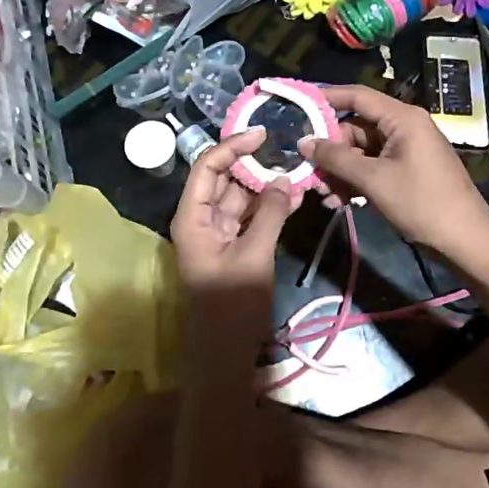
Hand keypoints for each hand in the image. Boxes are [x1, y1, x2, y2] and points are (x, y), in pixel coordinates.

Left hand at [171, 127, 296, 311]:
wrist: (225, 353)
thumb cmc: (231, 305)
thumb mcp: (253, 256)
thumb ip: (269, 215)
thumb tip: (284, 180)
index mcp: (192, 218)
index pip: (207, 168)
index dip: (232, 146)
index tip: (263, 134)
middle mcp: (201, 220)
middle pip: (225, 179)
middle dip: (254, 164)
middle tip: (286, 149)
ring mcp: (218, 234)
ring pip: (241, 197)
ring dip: (265, 185)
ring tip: (295, 169)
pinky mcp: (235, 247)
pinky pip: (251, 217)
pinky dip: (269, 207)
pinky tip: (293, 196)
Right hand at [299, 85, 488, 255]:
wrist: (465, 239)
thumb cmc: (421, 203)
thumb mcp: (374, 180)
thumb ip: (336, 158)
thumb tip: (303, 142)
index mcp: (402, 118)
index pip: (357, 96)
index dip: (326, 99)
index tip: (296, 108)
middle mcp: (404, 127)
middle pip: (356, 128)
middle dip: (331, 151)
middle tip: (308, 172)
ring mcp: (406, 150)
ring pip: (362, 152)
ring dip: (340, 171)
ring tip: (323, 195)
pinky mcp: (407, 171)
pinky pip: (373, 167)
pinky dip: (356, 181)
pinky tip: (339, 202)